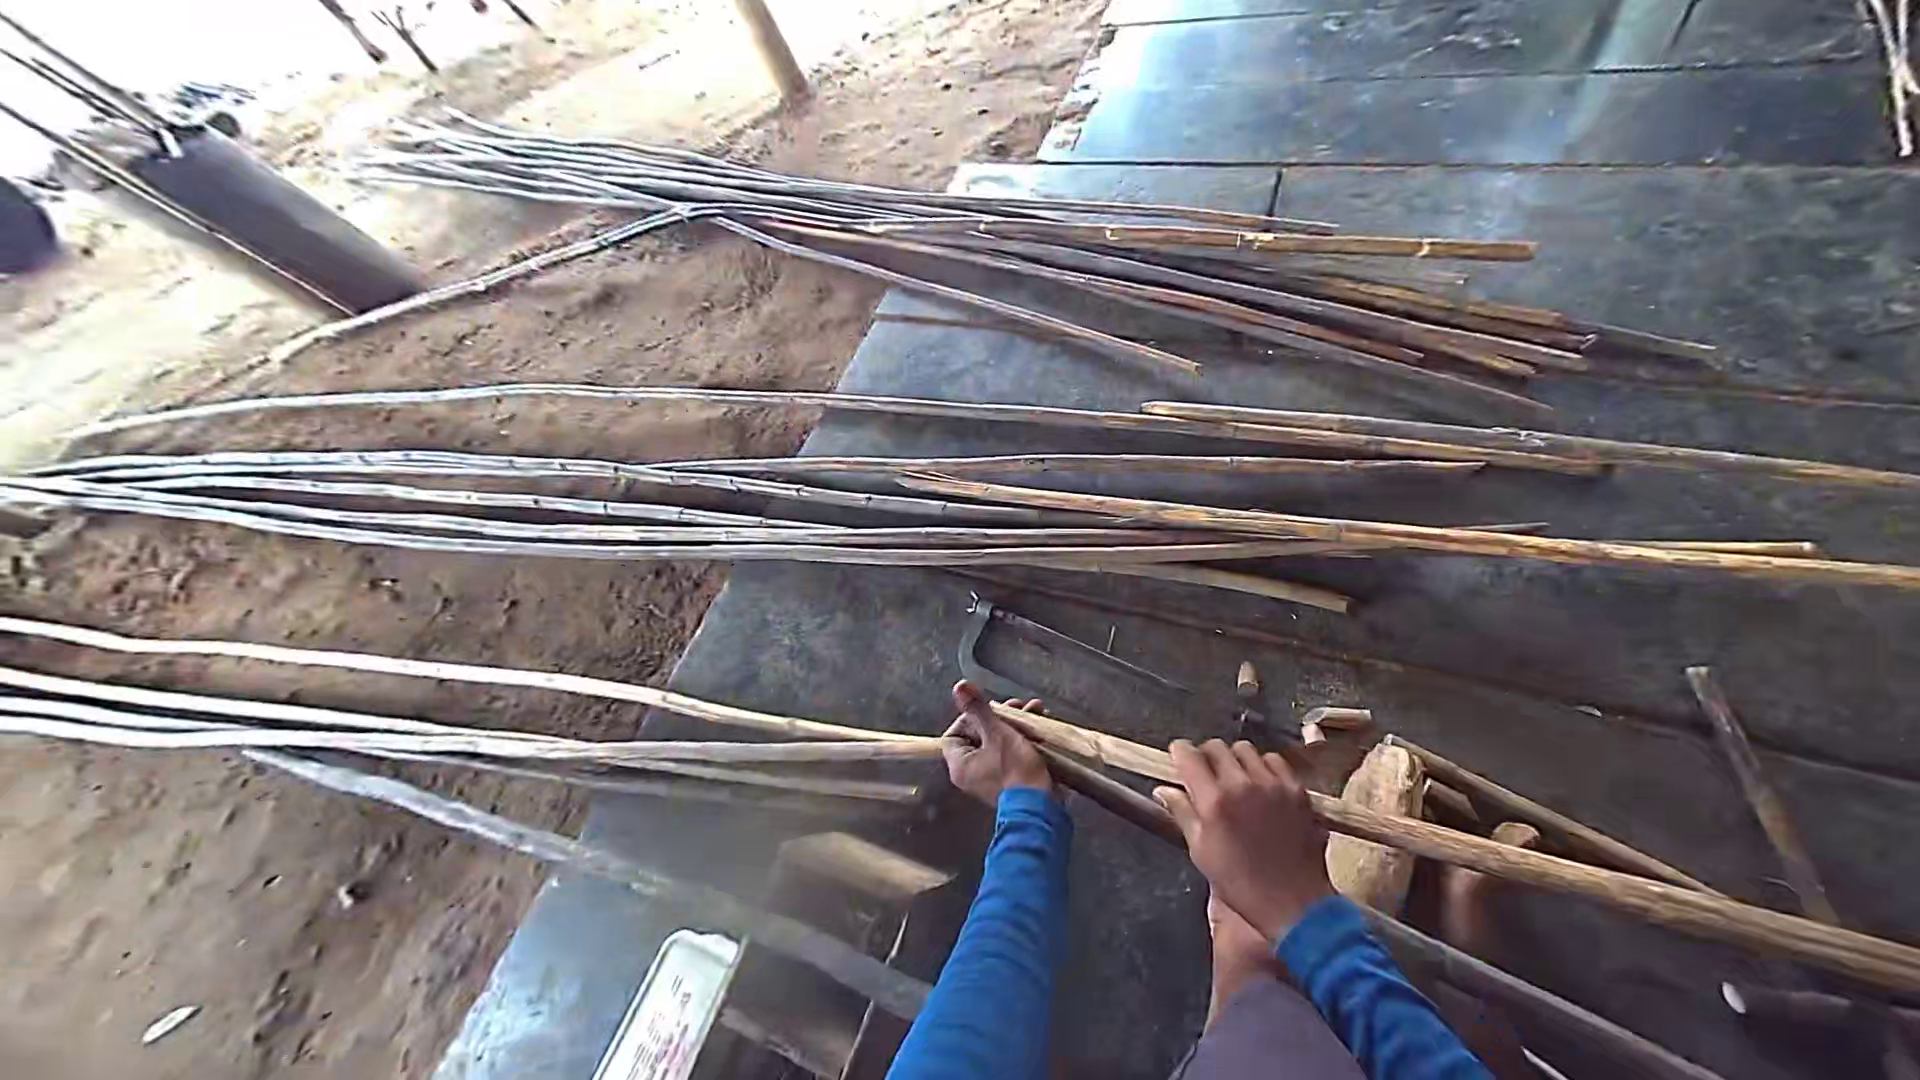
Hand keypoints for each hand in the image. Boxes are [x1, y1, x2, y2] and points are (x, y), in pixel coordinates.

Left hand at [941, 680, 1052, 803]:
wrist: (1040, 808)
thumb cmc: (1015, 771)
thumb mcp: (997, 733)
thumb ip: (978, 709)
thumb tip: (959, 687)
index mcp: (960, 764)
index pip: (954, 733)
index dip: (970, 717)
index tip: (989, 709)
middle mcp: (971, 772)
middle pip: (979, 735)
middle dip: (1000, 716)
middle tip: (1017, 705)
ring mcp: (990, 777)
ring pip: (998, 742)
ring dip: (1014, 724)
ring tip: (1034, 709)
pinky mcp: (1009, 780)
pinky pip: (1010, 753)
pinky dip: (1021, 738)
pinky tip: (1038, 725)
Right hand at [1154, 739, 1332, 940]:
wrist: (1295, 904)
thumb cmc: (1241, 883)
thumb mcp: (1200, 851)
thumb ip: (1181, 812)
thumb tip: (1163, 790)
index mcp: (1214, 800)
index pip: (1188, 753)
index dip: (1180, 754)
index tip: (1180, 760)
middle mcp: (1242, 785)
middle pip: (1215, 746)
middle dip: (1206, 756)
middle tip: (1207, 775)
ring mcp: (1272, 785)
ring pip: (1245, 749)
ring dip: (1235, 760)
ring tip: (1236, 780)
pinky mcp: (1296, 791)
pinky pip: (1275, 761)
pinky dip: (1264, 767)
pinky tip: (1261, 786)